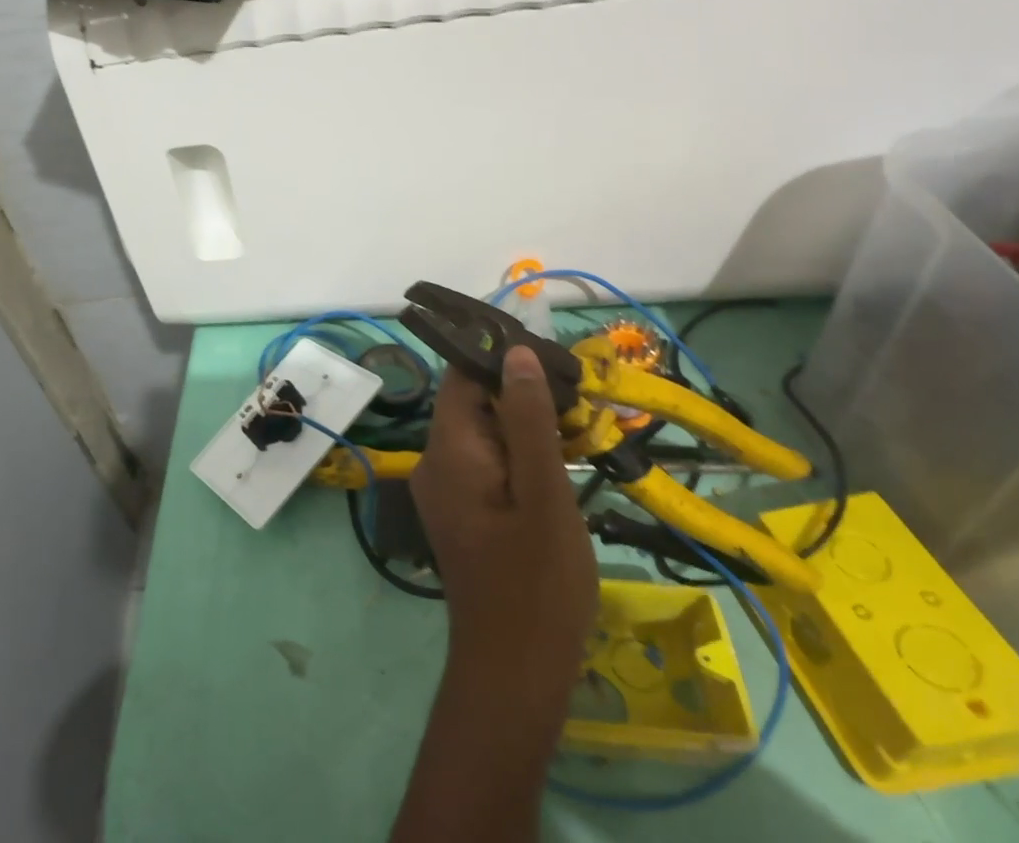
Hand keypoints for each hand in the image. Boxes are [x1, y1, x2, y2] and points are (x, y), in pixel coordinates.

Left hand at [410, 347, 599, 696]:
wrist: (514, 665)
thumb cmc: (537, 580)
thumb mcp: (543, 493)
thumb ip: (527, 420)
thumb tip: (514, 352)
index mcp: (448, 450)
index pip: (462, 376)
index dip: (502, 357)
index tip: (555, 355)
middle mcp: (435, 462)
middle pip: (473, 402)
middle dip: (522, 391)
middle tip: (583, 393)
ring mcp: (445, 490)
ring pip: (484, 433)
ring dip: (527, 423)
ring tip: (583, 422)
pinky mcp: (462, 511)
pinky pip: (487, 464)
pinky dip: (520, 454)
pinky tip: (562, 458)